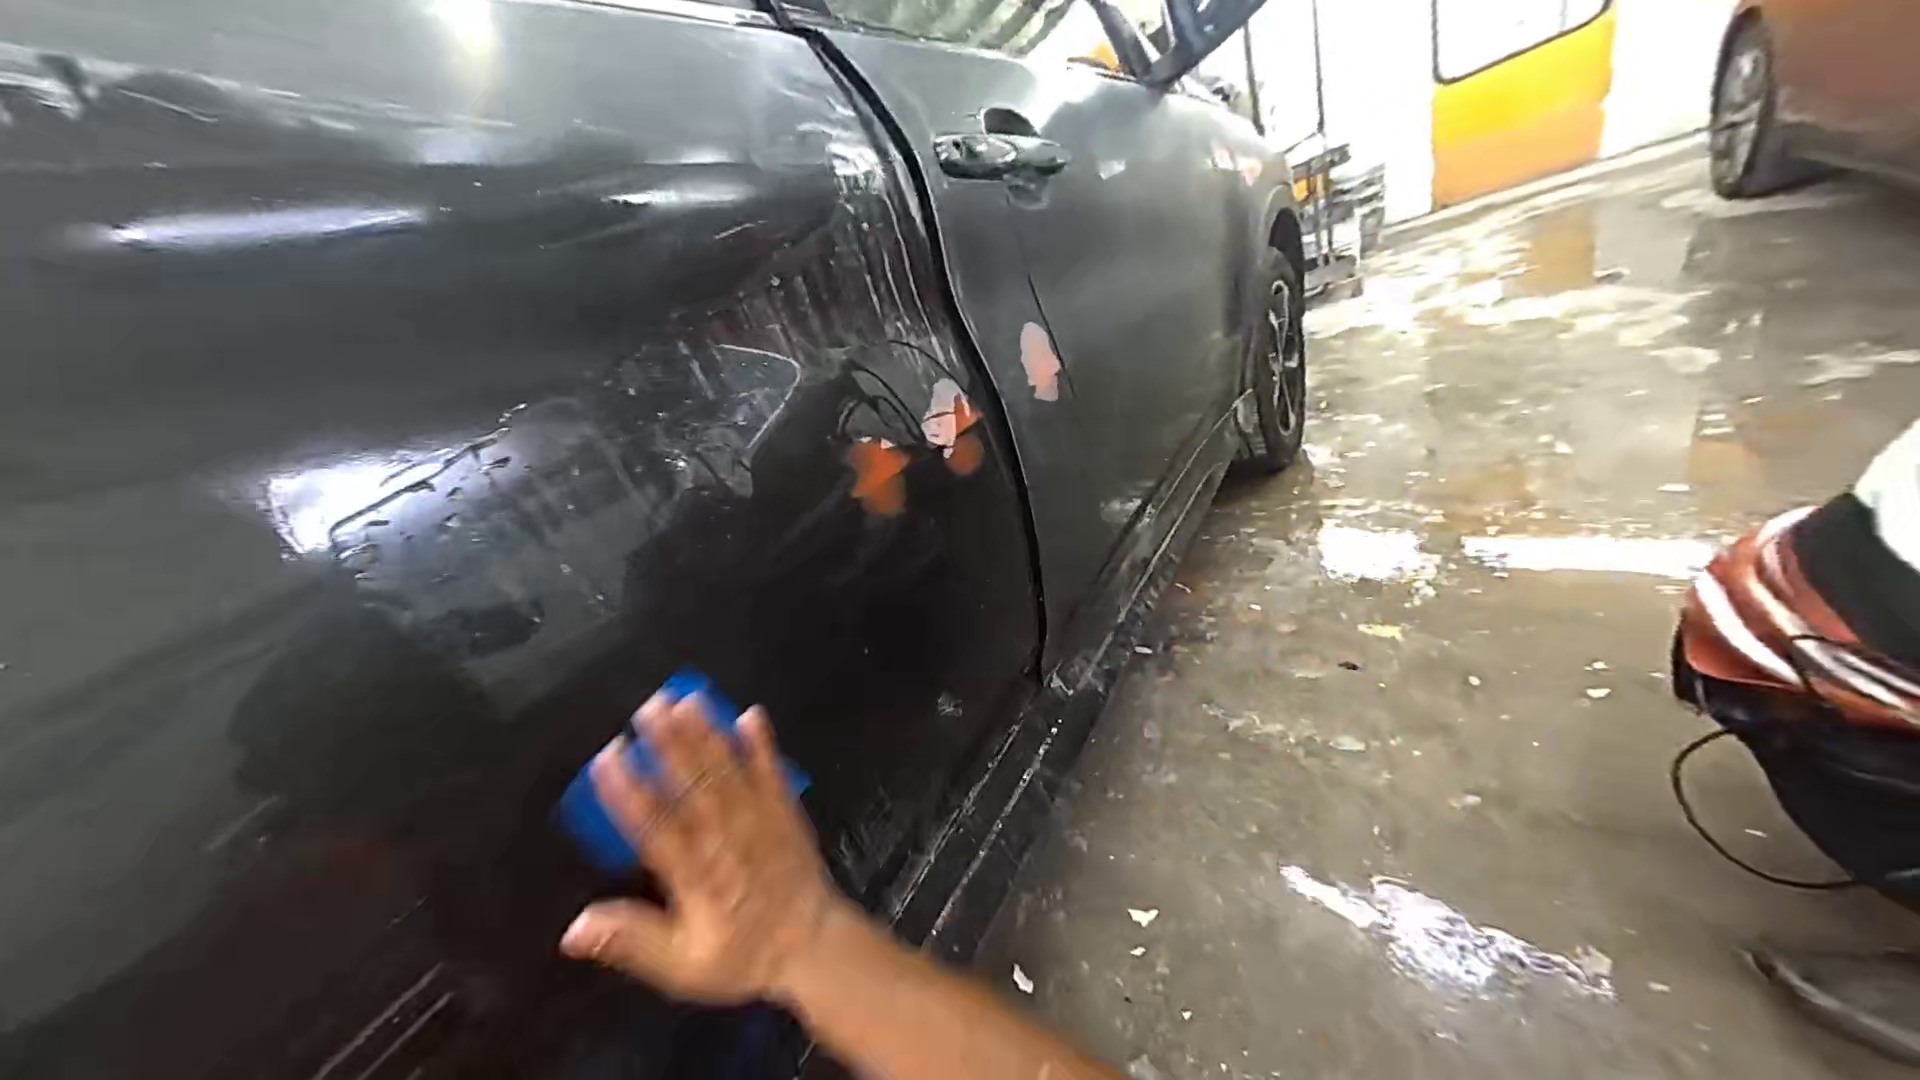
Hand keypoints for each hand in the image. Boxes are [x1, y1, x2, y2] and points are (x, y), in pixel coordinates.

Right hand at [558, 694, 839, 1003]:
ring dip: (709, 734)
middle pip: (694, 786)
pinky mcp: (785, 809)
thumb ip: (631, 941)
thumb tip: (574, 928)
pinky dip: (763, 744)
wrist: (809, 943)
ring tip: (688, 700)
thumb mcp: (680, 965)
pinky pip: (773, 772)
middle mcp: (726, 838)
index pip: (655, 827)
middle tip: (650, 708)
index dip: (628, 791)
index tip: (609, 756)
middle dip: (671, 744)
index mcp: (695, 874)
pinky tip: (750, 715)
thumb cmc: (741, 952)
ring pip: (729, 771)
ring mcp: (760, 818)